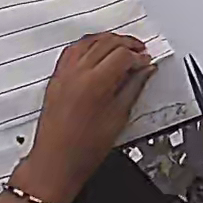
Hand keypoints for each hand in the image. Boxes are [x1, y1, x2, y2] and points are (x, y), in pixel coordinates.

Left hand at [9, 32, 153, 202]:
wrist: (56, 162)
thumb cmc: (83, 149)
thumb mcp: (118, 118)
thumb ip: (133, 88)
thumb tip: (143, 72)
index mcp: (95, 83)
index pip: (122, 55)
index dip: (138, 56)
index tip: (146, 62)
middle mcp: (77, 73)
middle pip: (106, 43)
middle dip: (126, 44)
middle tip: (139, 52)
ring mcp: (64, 73)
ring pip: (88, 41)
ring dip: (107, 40)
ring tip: (121, 47)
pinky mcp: (56, 77)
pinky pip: (72, 49)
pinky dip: (88, 44)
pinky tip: (95, 49)